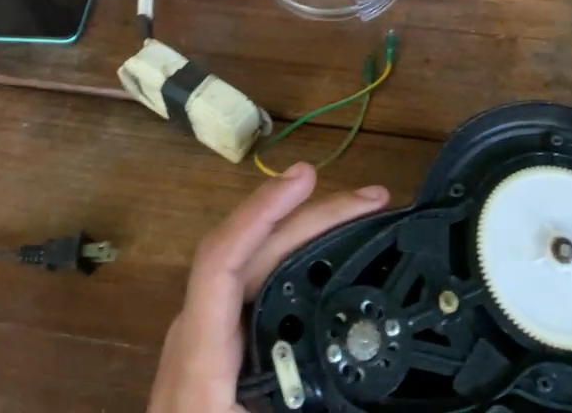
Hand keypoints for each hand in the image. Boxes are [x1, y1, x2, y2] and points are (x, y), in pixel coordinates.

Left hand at [150, 163, 388, 412]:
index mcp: (199, 361)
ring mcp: (207, 344)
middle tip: (371, 199)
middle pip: (247, 252)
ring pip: (251, 266)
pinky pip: (255, 290)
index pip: (221, 261)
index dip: (262, 212)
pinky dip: (292, 265)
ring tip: (354, 215)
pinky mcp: (219, 357)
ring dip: (301, 233)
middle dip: (308, 216)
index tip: (306, 180)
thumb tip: (373, 399)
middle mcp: (198, 337)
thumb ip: (314, 406)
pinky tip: (323, 263)